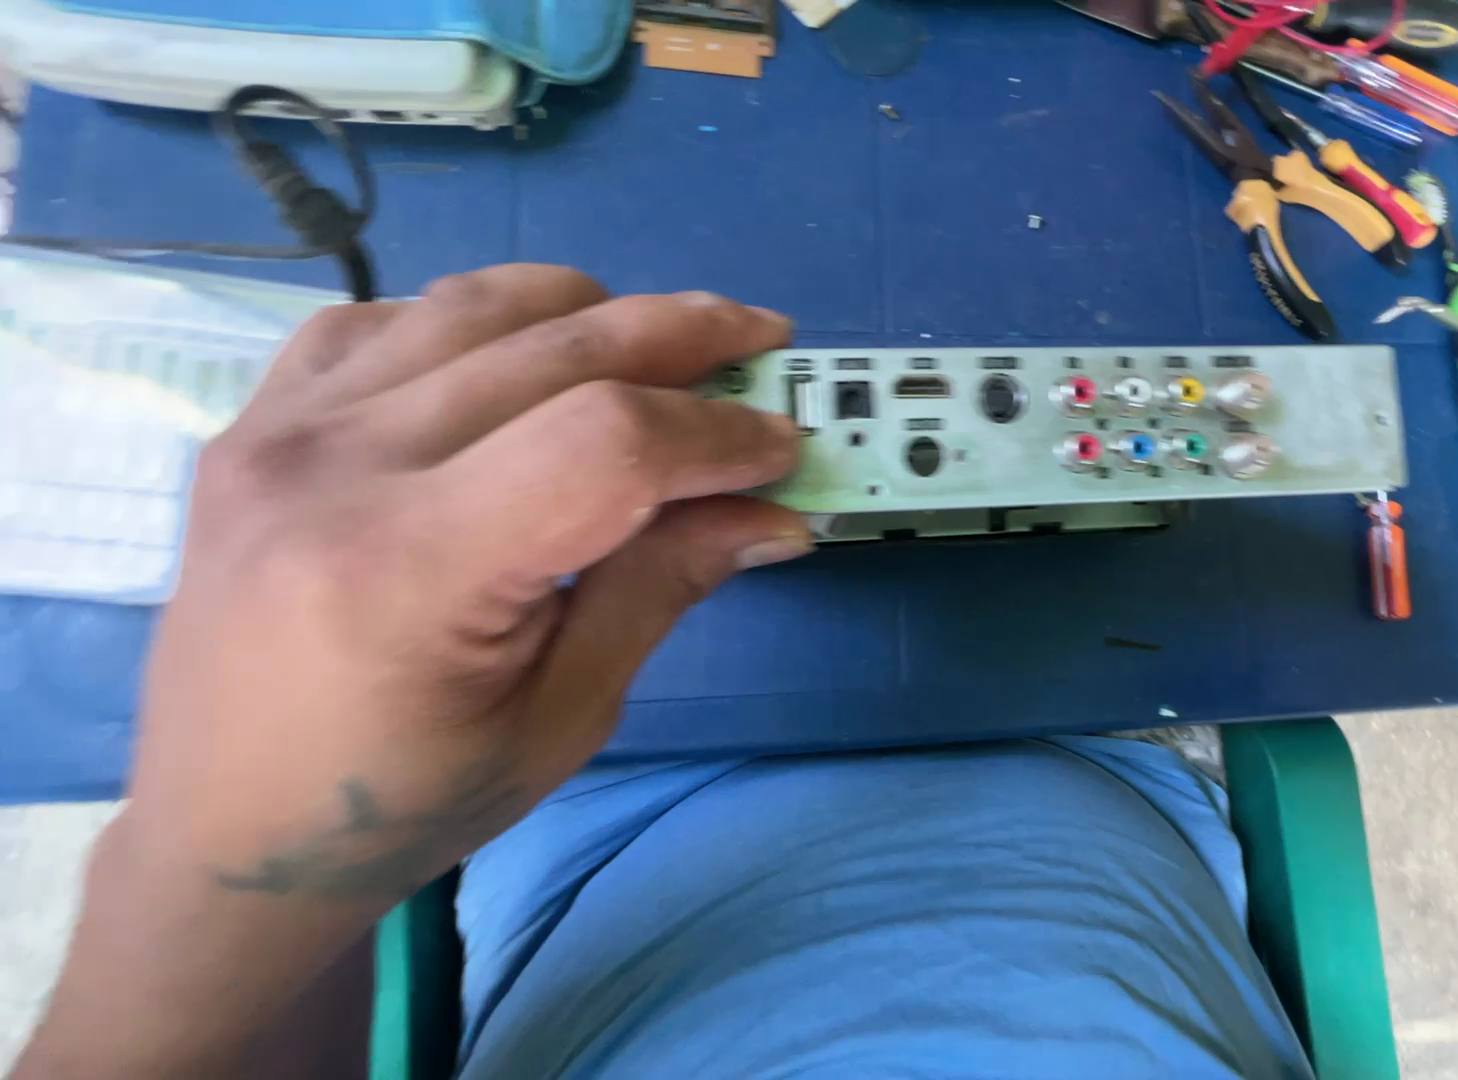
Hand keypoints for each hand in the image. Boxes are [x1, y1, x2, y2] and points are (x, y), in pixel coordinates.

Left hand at [130, 266, 808, 905]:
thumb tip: (779, 516)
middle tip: (767, 344)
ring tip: (671, 344)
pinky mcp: (265, 417)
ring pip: (484, 306)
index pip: (606, 446)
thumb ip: (667, 586)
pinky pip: (402, 317)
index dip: (717, 436)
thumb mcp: (572, 712)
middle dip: (689, 338)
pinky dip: (501, 319)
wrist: (234, 829)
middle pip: (558, 348)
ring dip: (604, 311)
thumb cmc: (420, 795)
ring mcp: (283, 427)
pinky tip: (540, 362)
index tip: (786, 451)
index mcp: (409, 572)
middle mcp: (334, 470)